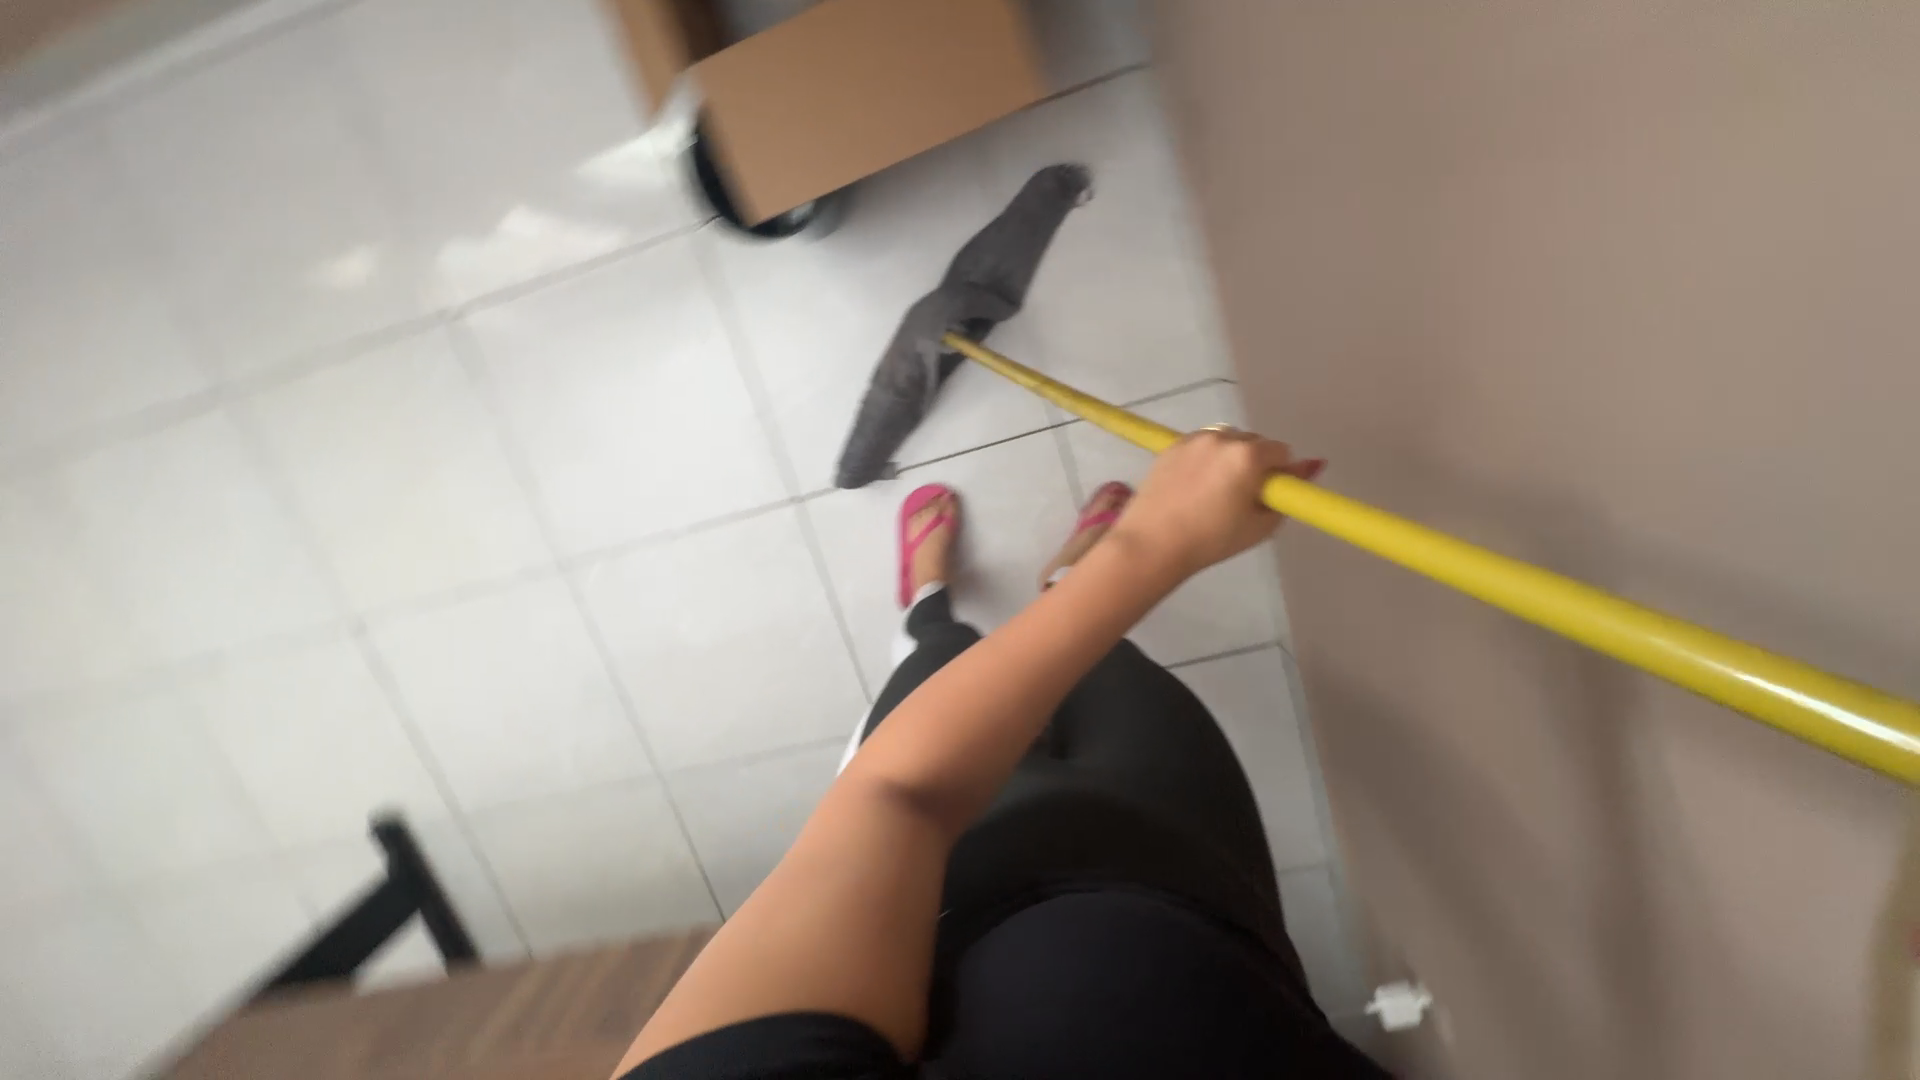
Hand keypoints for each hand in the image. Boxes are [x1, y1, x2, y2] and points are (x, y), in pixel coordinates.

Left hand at [1112, 427, 1324, 577]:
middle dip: (1253, 463)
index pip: (1281, 452)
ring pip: (1224, 440)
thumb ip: (1286, 496)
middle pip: (1252, 442)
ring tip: (1213, 491)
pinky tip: (1193, 486)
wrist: (1151, 543)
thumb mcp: (1259, 526)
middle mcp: (1222, 437)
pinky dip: (1204, 458)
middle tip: (1239, 496)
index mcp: (1248, 455)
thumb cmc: (1210, 540)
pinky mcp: (1170, 447)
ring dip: (1228, 457)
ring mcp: (1192, 440)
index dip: (1279, 474)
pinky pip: (1199, 445)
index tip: (1267, 495)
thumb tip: (1307, 470)